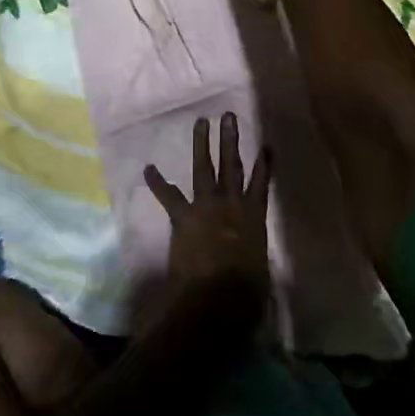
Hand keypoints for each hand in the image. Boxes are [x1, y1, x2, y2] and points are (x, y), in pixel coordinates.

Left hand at [144, 113, 273, 295]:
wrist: (213, 299)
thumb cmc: (244, 291)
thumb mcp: (260, 270)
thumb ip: (256, 256)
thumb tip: (254, 259)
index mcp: (254, 217)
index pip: (261, 183)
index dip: (264, 164)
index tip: (266, 146)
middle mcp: (231, 204)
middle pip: (232, 165)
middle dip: (230, 140)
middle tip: (228, 116)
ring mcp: (206, 207)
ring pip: (204, 169)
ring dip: (202, 145)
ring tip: (201, 122)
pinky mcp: (183, 218)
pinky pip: (169, 196)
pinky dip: (158, 182)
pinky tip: (148, 168)